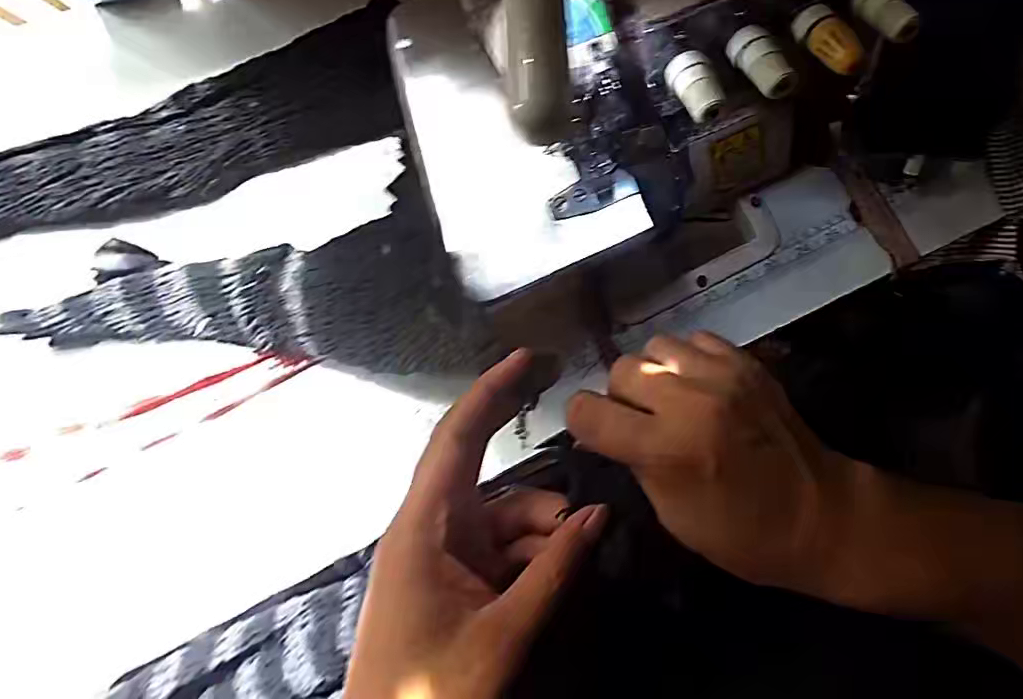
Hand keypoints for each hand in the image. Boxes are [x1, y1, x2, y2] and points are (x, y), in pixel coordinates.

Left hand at [346, 349, 607, 698]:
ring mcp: (443, 552)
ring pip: (504, 510)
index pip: (456, 438)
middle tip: (562, 389)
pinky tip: (561, 563)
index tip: (526, 357)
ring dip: (544, 521)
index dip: (491, 391)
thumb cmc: (430, 694)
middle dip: (517, 424)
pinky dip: (535, 548)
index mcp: (422, 526)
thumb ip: (554, 571)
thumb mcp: (501, 636)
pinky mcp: (455, 576)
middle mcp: (430, 526)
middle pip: (480, 458)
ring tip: (578, 543)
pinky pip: (504, 543)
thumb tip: (600, 514)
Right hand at [565, 332, 856, 598]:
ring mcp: (721, 374)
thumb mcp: (673, 514)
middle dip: (620, 395)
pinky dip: (687, 359)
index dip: (583, 420)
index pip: (589, 411)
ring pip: (655, 346)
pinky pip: (695, 338)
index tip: (593, 429)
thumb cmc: (741, 532)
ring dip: (654, 372)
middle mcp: (689, 400)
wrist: (818, 511)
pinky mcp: (746, 360)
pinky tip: (700, 383)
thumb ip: (634, 462)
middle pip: (621, 370)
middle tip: (639, 418)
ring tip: (671, 396)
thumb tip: (602, 431)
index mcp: (666, 449)